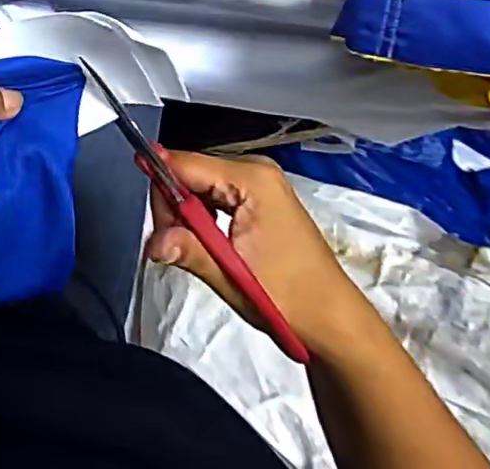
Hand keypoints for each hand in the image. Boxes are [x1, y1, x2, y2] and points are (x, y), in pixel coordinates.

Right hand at [145, 152, 379, 358]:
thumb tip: (152, 242)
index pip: (181, 164)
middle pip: (186, 171)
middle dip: (175, 207)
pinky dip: (202, 215)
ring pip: (196, 183)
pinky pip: (211, 192)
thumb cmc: (293, 299)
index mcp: (251, 179)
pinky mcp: (257, 194)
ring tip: (200, 249)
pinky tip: (211, 241)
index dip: (161, 192)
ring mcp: (258, 181)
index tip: (159, 228)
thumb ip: (188, 250)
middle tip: (180, 245)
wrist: (336, 325)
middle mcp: (254, 169)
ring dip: (187, 214)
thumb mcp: (233, 276)